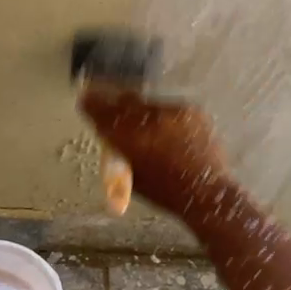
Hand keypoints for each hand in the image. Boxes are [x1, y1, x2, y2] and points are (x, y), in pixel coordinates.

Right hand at [79, 86, 230, 219]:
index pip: (102, 111)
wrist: (205, 191)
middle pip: (124, 101)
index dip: (92, 103)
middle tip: (111, 106)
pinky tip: (168, 130)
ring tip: (146, 127)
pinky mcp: (191, 110)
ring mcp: (172, 112)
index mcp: (129, 138)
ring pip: (147, 104)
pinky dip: (164, 117)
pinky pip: (169, 108)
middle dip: (115, 104)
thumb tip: (107, 132)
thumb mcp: (131, 174)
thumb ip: (118, 150)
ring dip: (142, 112)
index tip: (85, 98)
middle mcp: (149, 119)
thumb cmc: (164, 190)